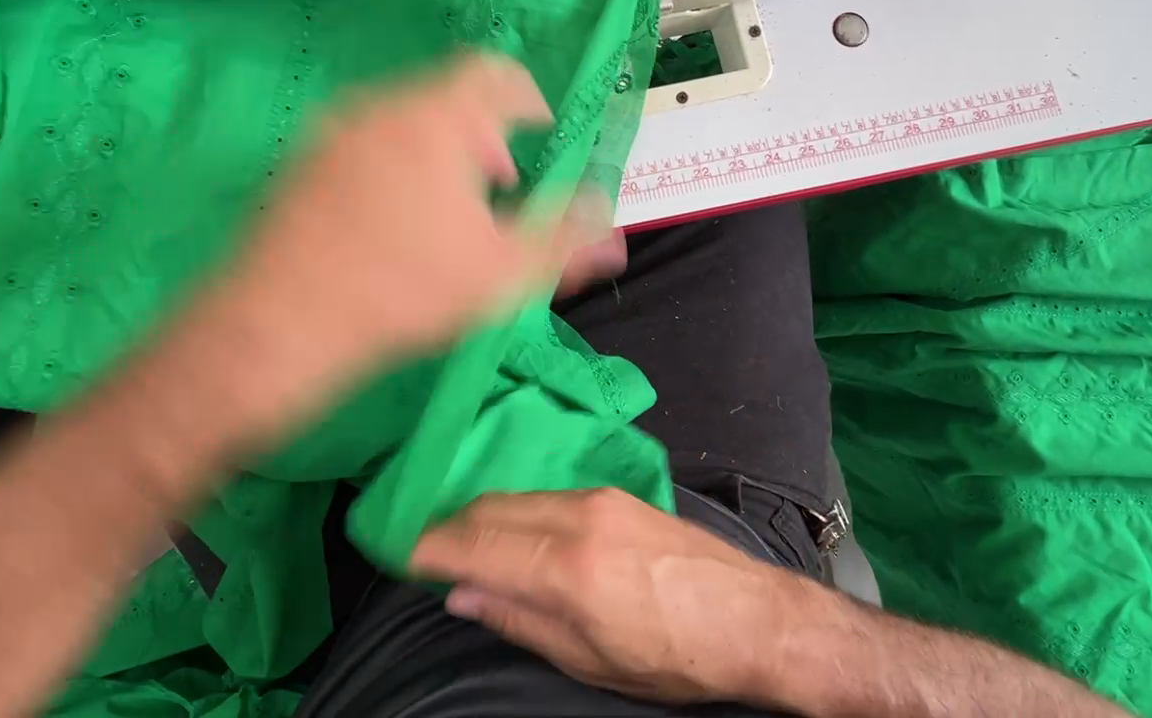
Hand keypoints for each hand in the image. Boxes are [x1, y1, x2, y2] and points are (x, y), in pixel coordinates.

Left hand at [219, 53, 614, 385]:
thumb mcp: (501, 273)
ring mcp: (334, 130)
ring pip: (406, 117)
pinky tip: (391, 217)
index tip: (538, 132)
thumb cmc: (403, 290)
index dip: (526, 97)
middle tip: (496, 185)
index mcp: (437, 119)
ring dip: (440, 146)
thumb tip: (614, 232)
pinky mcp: (301, 159)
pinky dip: (396, 159)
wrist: (281, 322)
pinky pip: (366, 138)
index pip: (494, 72)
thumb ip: (565, 243)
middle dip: (485, 133)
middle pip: (451, 96)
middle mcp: (383, 107)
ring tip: (446, 206)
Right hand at [409, 488, 820, 704]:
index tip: (400, 552)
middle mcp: (579, 515)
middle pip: (491, 508)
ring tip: (458, 543)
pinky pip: (546, 495)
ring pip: (517, 496)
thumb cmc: (671, 656)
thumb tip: (459, 592)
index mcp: (569, 565)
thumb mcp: (588, 658)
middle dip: (449, 525)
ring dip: (480, 516)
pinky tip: (509, 532)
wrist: (751, 616)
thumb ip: (517, 617)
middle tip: (421, 549)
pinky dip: (514, 511)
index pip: (477, 543)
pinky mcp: (616, 493)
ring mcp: (599, 497)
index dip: (431, 546)